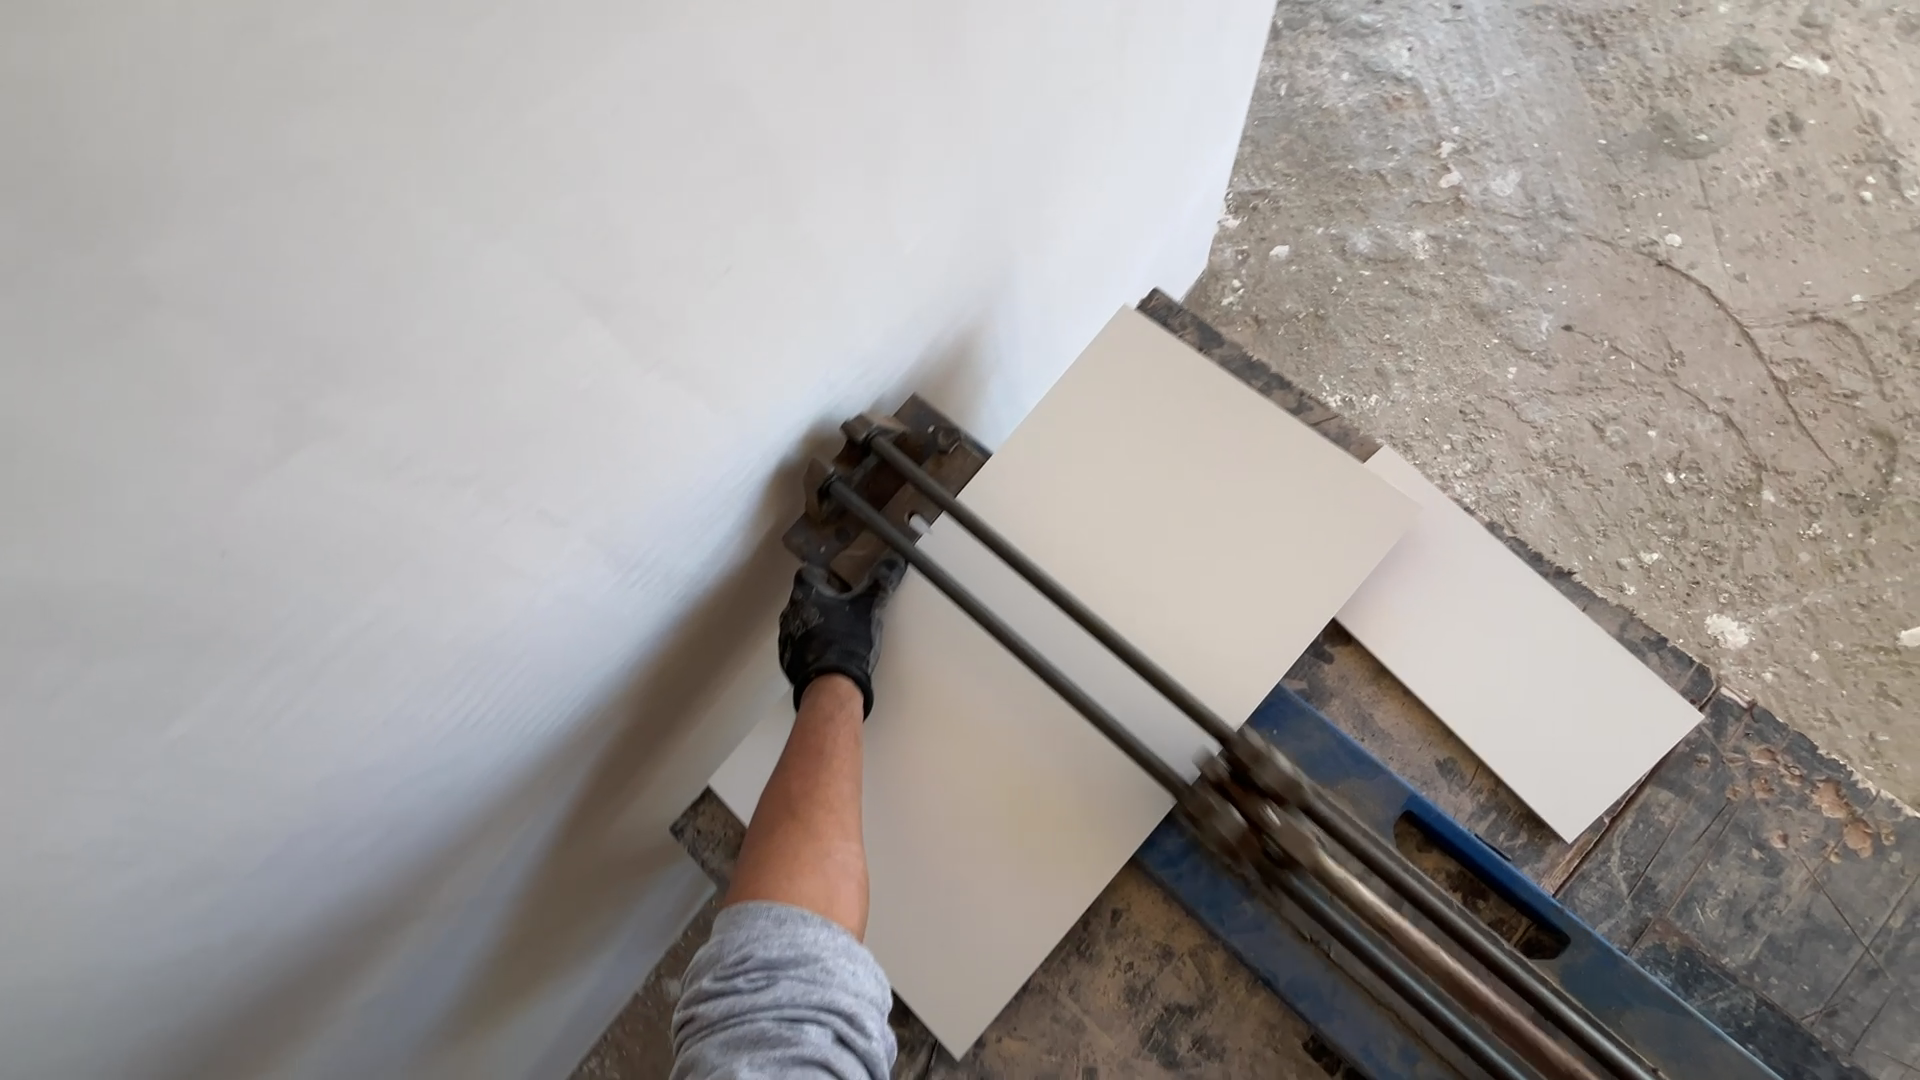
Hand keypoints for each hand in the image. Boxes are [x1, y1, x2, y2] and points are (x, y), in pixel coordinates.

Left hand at [777, 556, 907, 716]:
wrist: (833, 684)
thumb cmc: (847, 643)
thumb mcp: (869, 607)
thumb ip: (881, 581)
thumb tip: (893, 563)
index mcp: (806, 594)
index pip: (808, 572)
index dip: (823, 572)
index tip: (836, 576)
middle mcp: (790, 612)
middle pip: (804, 596)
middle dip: (822, 597)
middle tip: (842, 601)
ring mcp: (787, 637)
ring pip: (801, 619)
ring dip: (816, 620)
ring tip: (838, 626)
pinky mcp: (789, 658)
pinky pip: (800, 642)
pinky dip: (812, 642)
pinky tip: (830, 647)